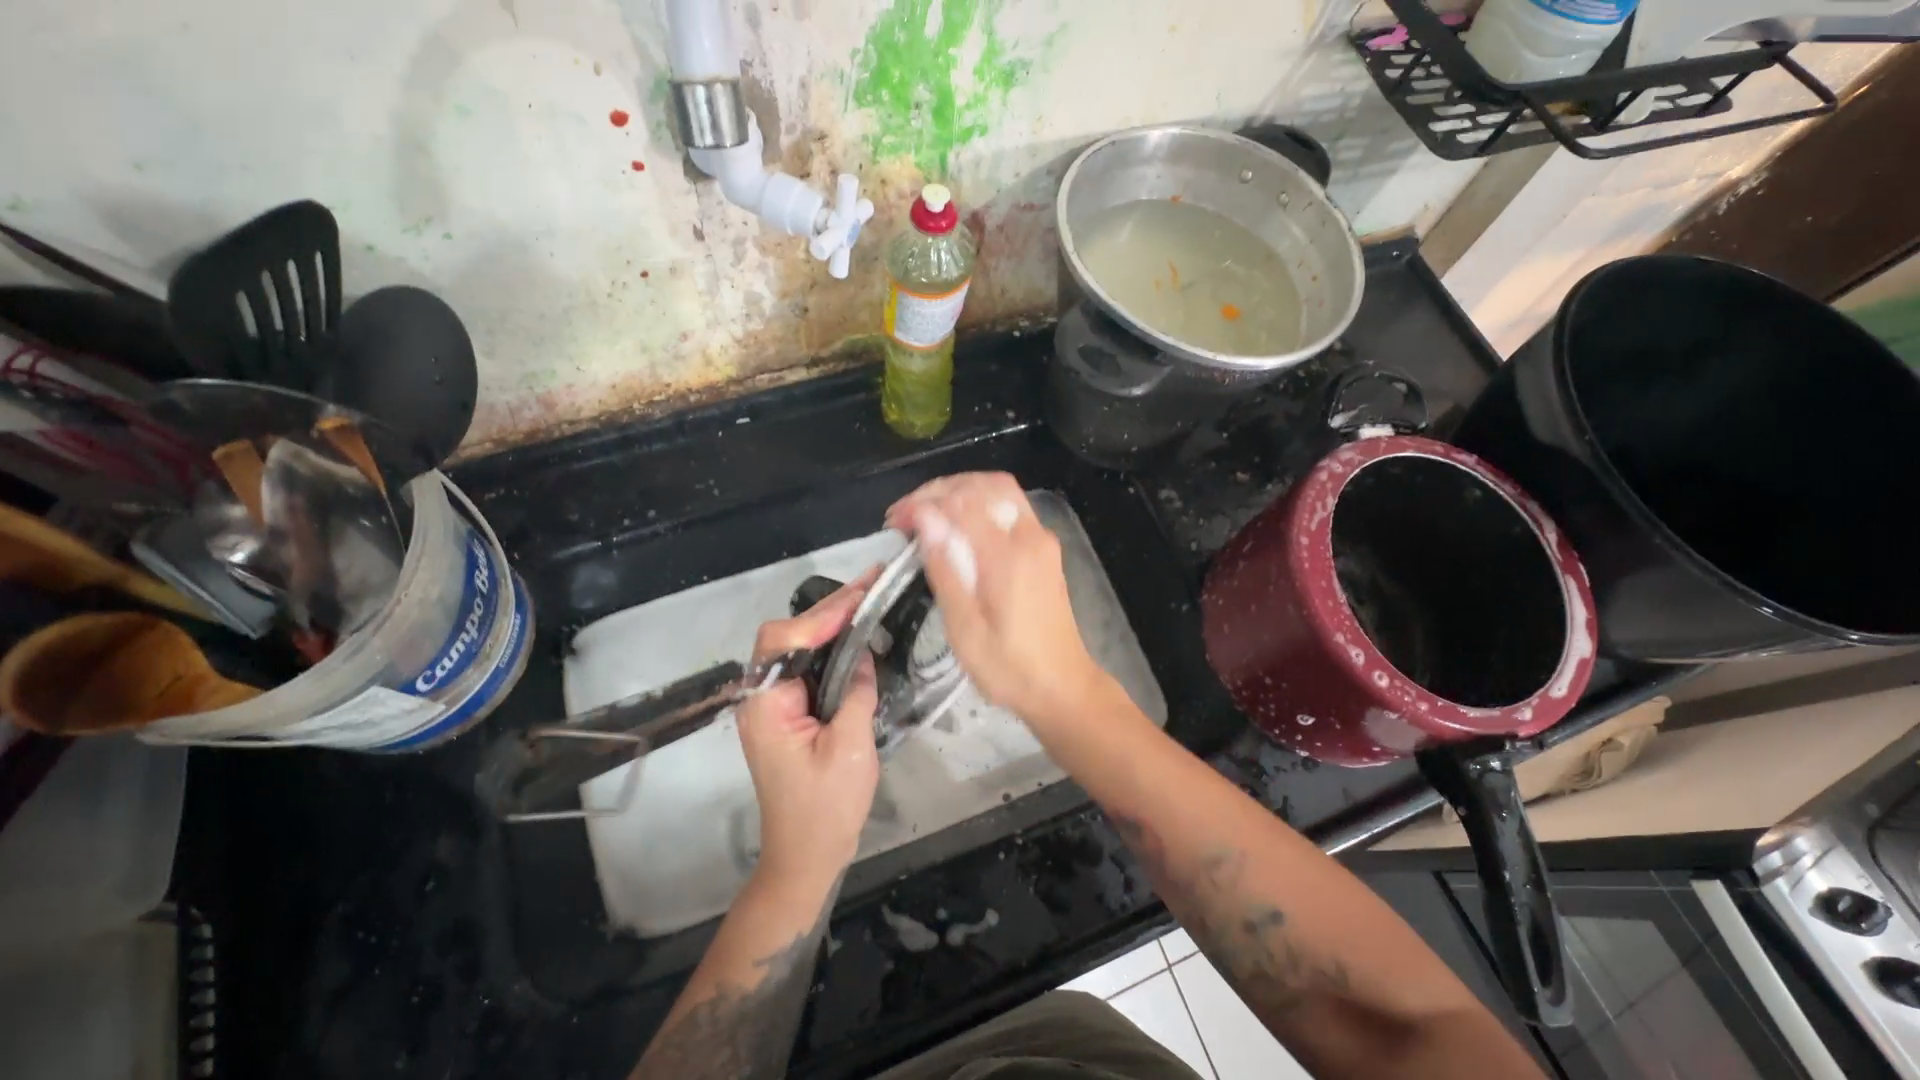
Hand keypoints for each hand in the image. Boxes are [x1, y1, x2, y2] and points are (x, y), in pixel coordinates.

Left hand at [738, 571, 881, 886]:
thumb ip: (855, 693)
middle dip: (829, 609)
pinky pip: (807, 670)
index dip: (823, 615)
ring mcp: (773, 706)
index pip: (785, 639)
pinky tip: (858, 636)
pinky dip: (831, 648)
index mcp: (766, 704)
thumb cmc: (825, 808)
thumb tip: (863, 654)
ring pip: (797, 649)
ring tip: (870, 598)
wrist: (805, 857)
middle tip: (872, 583)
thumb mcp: (850, 747)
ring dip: (831, 624)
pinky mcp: (788, 715)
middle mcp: (761, 698)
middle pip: (788, 637)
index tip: (861, 595)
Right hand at [886, 473, 1110, 729]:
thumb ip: (945, 568)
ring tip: (926, 517)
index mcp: (1008, 555)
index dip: (923, 503)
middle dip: (941, 489)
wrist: (1063, 688)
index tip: (895, 522)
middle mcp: (1030, 537)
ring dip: (961, 494)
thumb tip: (924, 520)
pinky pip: (1010, 510)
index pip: (961, 502)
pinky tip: (956, 531)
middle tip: (908, 514)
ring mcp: (1041, 542)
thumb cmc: (1009, 667)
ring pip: (1001, 492)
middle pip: (986, 485)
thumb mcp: (965, 627)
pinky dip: (979, 507)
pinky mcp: (1044, 552)